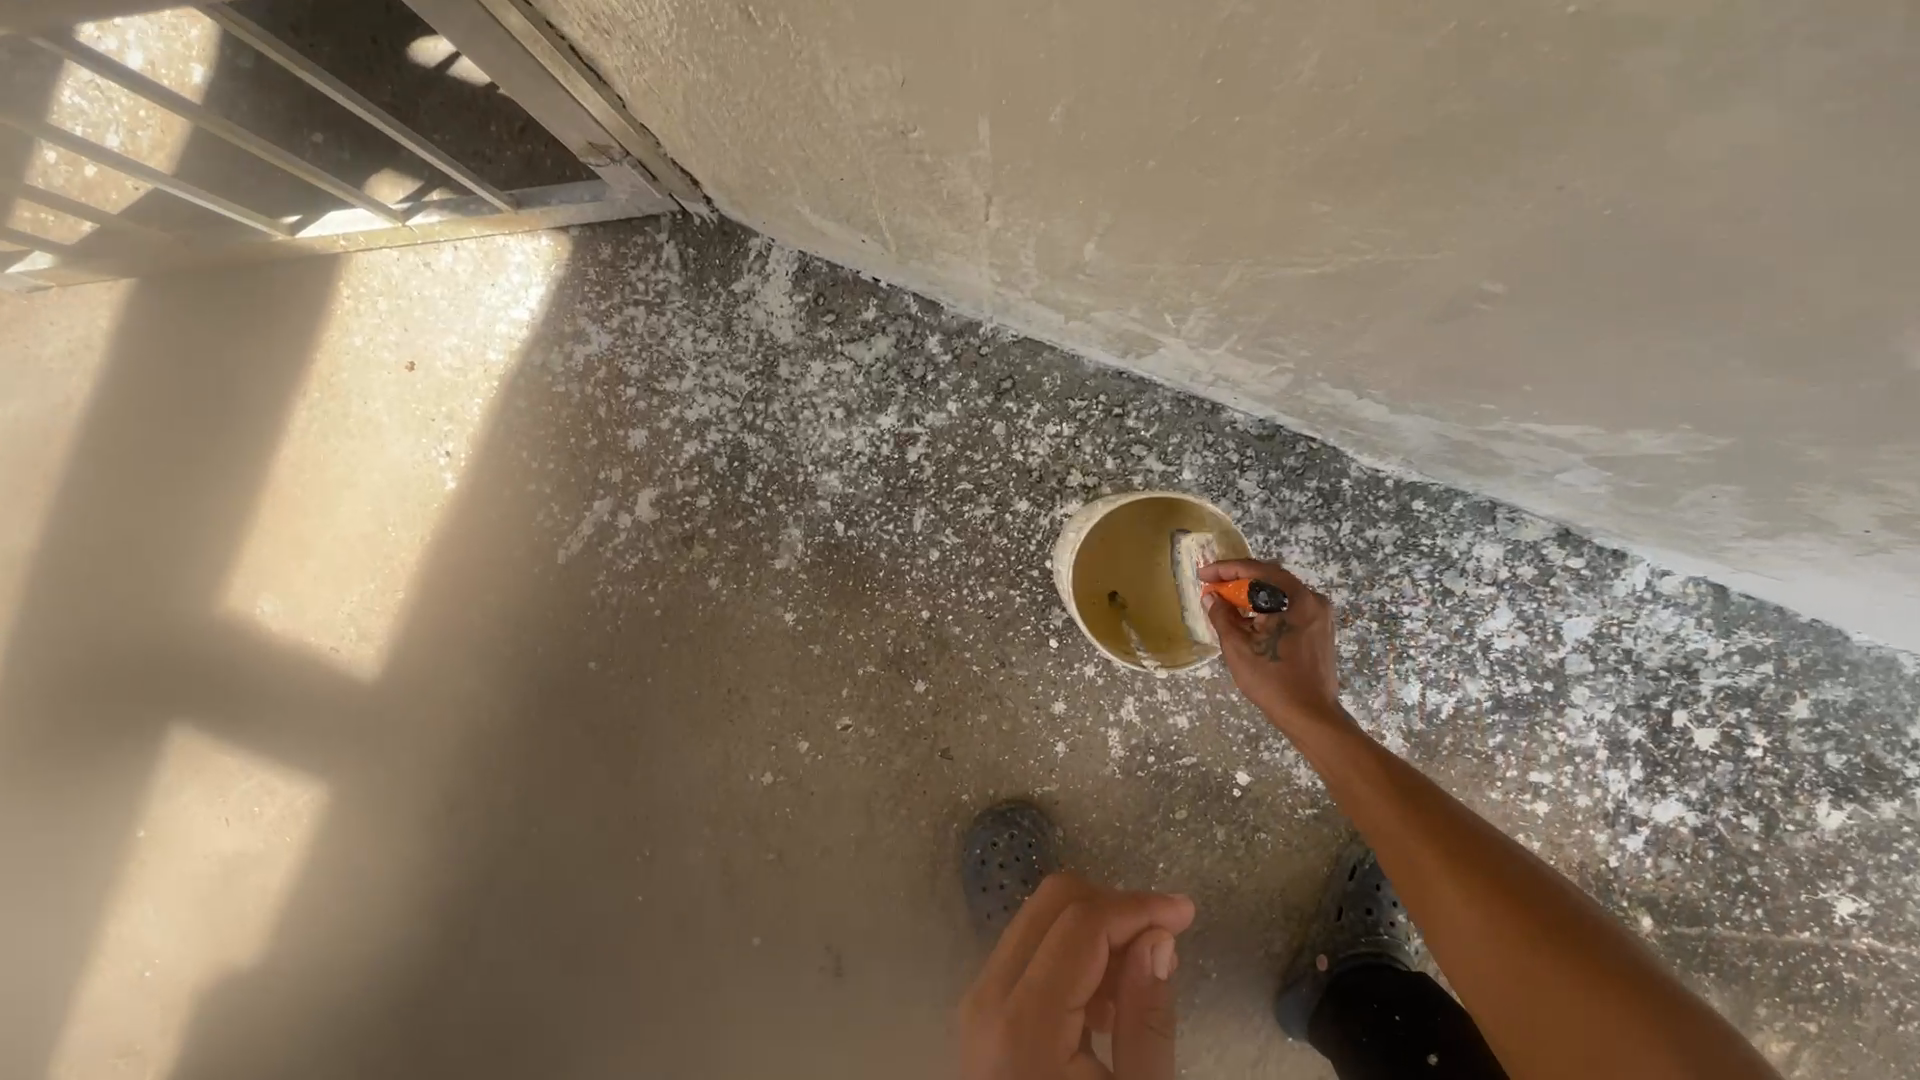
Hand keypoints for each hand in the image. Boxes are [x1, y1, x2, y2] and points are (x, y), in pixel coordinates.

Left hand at [959, 873, 1194, 1079]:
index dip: (1137, 906)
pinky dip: (1071, 953)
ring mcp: (976, 1003)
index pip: (1081, 923)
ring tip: (1135, 987)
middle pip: (1051, 903)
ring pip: (1037, 920)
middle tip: (1164, 941)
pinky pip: (1027, 950)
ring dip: (1094, 929)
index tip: (1187, 914)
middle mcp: (986, 997)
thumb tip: (1157, 937)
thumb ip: (1146, 1017)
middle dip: (1114, 907)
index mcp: (1022, 1023)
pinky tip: (1103, 1004)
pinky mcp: (980, 1014)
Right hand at [1201, 559, 1346, 731]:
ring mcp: (1320, 614)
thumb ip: (1222, 616)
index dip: (1225, 569)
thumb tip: (1211, 597)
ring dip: (1252, 595)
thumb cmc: (1272, 680)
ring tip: (1227, 604)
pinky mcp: (1321, 629)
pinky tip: (1250, 620)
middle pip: (1270, 578)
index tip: (1203, 574)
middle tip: (1212, 586)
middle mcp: (1312, 599)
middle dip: (1238, 580)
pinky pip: (1290, 608)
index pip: (1256, 570)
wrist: (1311, 714)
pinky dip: (1268, 608)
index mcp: (1295, 599)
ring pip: (1280, 594)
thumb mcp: (1237, 646)